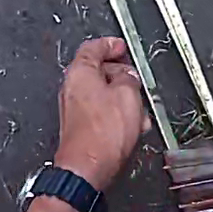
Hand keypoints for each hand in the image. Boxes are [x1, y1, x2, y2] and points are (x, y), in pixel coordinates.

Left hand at [53, 37, 148, 190]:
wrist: (89, 167)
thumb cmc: (102, 134)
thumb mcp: (129, 95)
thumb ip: (130, 78)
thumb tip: (130, 77)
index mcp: (80, 73)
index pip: (93, 47)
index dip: (110, 44)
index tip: (121, 45)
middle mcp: (73, 89)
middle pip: (98, 71)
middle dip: (120, 73)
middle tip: (135, 77)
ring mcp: (75, 109)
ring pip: (102, 93)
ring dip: (122, 97)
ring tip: (139, 107)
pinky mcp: (81, 126)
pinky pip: (101, 112)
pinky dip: (117, 113)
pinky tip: (132, 124)